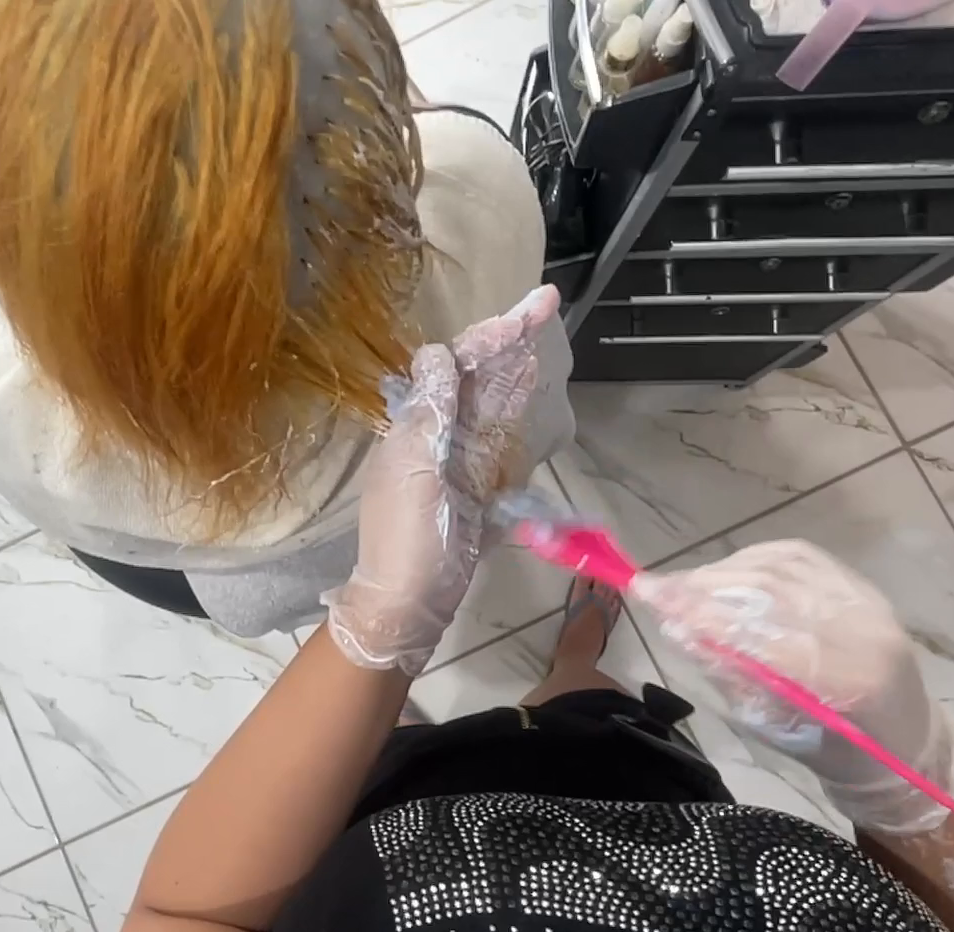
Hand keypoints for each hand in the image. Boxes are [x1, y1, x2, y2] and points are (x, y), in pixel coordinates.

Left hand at [323, 286, 556, 673]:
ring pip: (491, 405)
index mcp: (415, 427)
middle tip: (546, 306)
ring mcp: (459, 461)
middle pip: (476, 379)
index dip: (486, 338)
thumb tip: (436, 355)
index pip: (452, 368)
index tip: (523, 315)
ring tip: (544, 334)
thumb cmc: (406, 539)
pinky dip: (516, 415)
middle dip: (508, 342)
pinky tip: (531, 392)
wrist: (408, 603)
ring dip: (515, 369)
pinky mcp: (477, 487)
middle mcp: (437, 436)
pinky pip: (499, 443)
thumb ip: (428, 415)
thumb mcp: (413, 472)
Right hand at [634, 539, 953, 834]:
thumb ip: (725, 672)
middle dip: (702, 585)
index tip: (648, 595)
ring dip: (721, 571)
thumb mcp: (767, 723)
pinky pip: (797, 555)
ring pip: (779, 566)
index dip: (700, 612)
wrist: (901, 740)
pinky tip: (724, 572)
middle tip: (655, 586)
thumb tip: (676, 628)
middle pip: (768, 591)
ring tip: (683, 584)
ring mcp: (866, 603)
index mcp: (845, 682)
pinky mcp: (861, 586)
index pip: (759, 634)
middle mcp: (862, 632)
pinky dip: (751, 558)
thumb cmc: (826, 747)